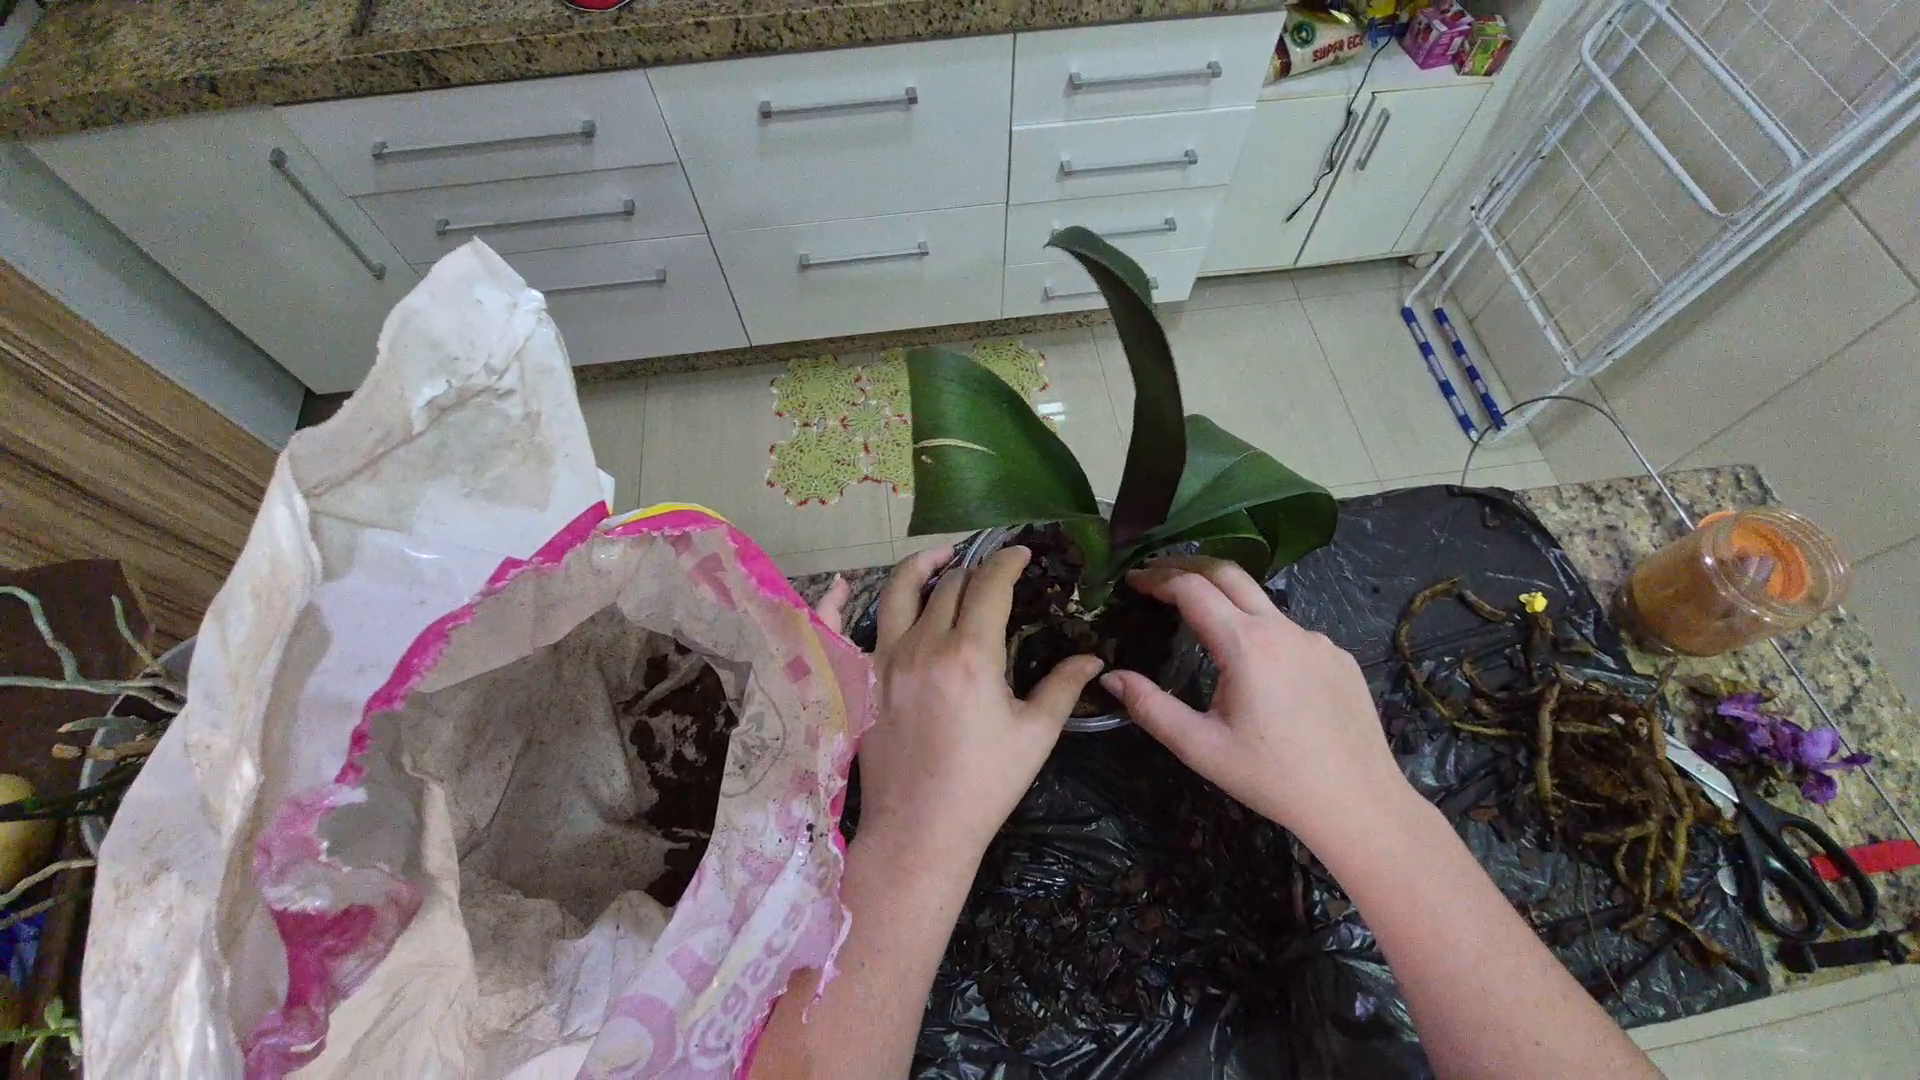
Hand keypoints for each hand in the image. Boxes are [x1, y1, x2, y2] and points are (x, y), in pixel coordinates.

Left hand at [855, 544, 1102, 862]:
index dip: (1008, 562)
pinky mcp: (862, 679)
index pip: (989, 586)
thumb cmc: (984, 785)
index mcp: (971, 655)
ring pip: (899, 593)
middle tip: (993, 571)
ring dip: (922, 568)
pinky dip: (838, 603)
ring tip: (941, 557)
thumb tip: (1093, 657)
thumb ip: (1063, 686)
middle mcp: (924, 645)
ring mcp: (885, 659)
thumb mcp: (1034, 735)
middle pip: (949, 586)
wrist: (921, 830)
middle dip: (975, 569)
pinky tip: (844, 584)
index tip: (1023, 553)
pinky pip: (840, 629)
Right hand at [1099, 556, 1412, 845]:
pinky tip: (1254, 666)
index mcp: (1246, 645)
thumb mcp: (1200, 748)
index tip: (1132, 581)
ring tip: (1196, 616)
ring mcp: (1316, 640)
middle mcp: (1283, 629)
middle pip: (1228, 573)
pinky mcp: (1337, 656)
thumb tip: (1111, 677)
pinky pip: (1289, 630)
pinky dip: (1259, 629)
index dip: (1157, 579)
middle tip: (1155, 575)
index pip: (1192, 588)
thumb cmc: (1272, 778)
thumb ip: (1150, 707)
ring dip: (1223, 596)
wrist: (1359, 804)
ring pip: (1261, 601)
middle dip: (1186, 565)